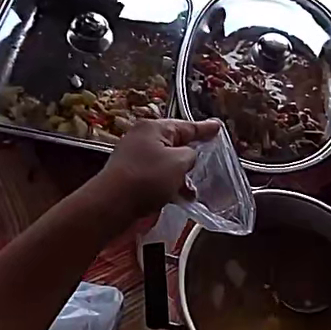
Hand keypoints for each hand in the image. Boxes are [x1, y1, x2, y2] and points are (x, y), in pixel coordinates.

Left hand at [83, 117, 222, 221]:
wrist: (112, 204)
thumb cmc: (148, 178)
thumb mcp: (179, 162)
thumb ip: (191, 154)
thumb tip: (188, 156)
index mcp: (154, 127)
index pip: (186, 126)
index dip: (205, 128)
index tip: (218, 127)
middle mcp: (142, 138)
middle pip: (175, 143)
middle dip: (191, 155)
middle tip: (210, 159)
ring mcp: (134, 156)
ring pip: (166, 162)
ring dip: (181, 174)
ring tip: (194, 189)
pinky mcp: (130, 175)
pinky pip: (156, 175)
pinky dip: (168, 183)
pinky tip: (178, 197)